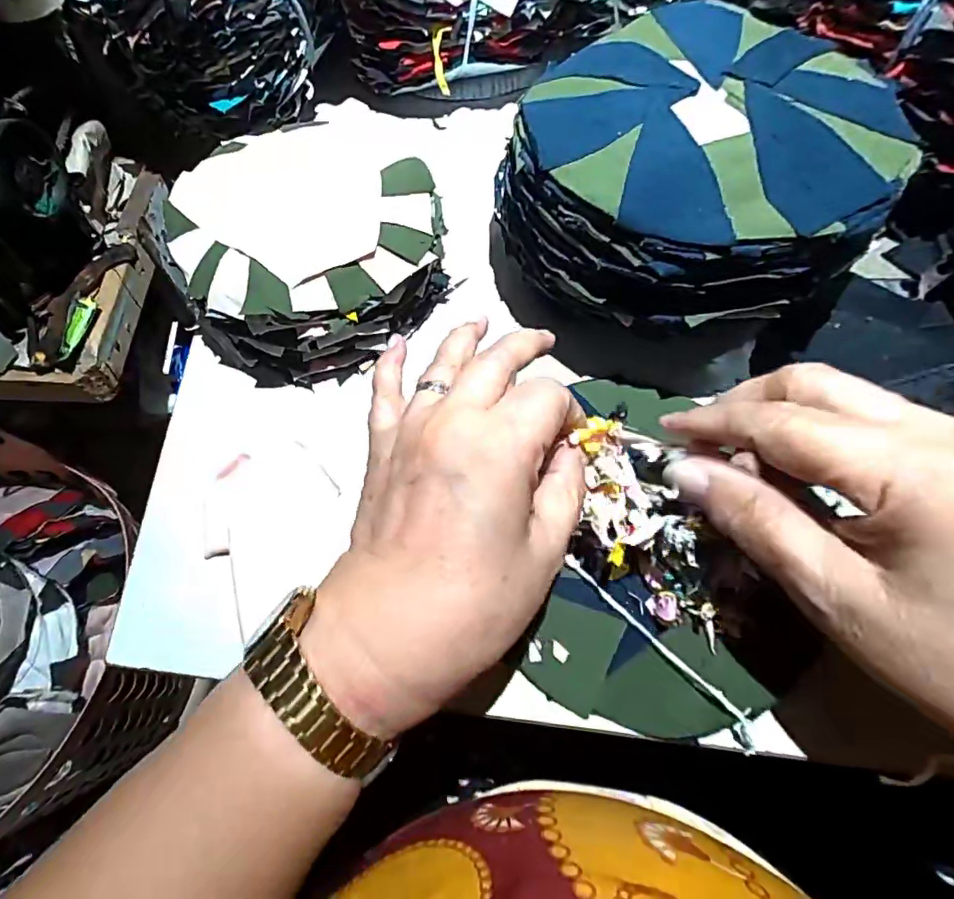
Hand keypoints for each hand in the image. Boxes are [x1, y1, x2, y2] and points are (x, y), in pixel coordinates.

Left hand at [298, 320, 584, 738]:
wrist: (383, 632)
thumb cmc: (474, 604)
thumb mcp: (544, 552)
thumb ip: (564, 488)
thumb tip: (567, 451)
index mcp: (501, 443)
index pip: (546, 396)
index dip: (568, 411)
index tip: (572, 441)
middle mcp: (454, 419)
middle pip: (495, 361)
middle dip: (525, 347)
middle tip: (544, 342)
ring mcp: (410, 428)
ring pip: (440, 362)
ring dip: (465, 338)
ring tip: (481, 320)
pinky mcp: (381, 446)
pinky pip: (384, 391)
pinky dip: (392, 364)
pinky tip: (399, 346)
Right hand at [657, 364, 953, 758]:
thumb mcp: (843, 602)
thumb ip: (760, 523)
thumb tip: (688, 472)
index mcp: (915, 469)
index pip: (786, 421)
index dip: (716, 423)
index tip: (665, 434)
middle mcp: (944, 430)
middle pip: (817, 383)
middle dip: (745, 402)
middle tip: (698, 441)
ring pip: (847, 395)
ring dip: (782, 415)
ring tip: (738, 458)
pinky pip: (876, 421)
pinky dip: (822, 434)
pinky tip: (800, 471)